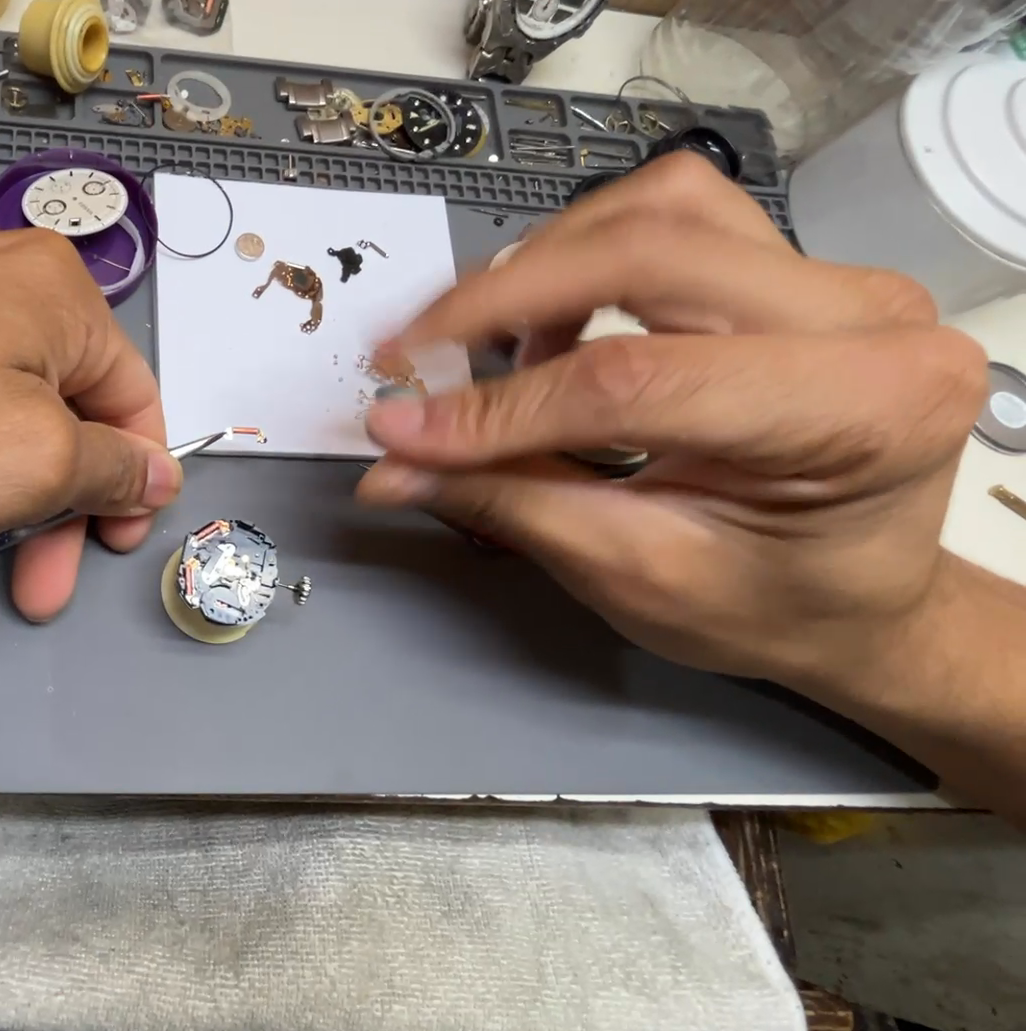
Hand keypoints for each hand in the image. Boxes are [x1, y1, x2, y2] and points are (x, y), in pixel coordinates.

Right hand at [357, 154, 987, 697]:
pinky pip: (664, 217)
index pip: (635, 381)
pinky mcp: (780, 269)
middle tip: (406, 355)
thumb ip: (503, 500)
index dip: (498, 406)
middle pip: (648, 250)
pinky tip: (541, 329)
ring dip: (536, 268)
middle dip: (498, 299)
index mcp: (858, 412)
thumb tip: (388, 466)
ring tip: (483, 348)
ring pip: (654, 208)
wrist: (848, 595)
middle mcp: (859, 315)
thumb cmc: (760, 605)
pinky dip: (572, 258)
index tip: (396, 430)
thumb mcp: (623, 569)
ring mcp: (825, 277)